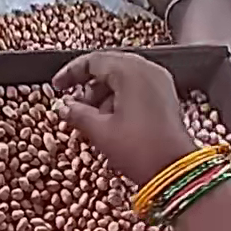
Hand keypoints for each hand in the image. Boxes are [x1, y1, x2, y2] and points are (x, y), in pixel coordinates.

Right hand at [51, 52, 198, 185]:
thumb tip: (63, 107)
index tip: (57, 87)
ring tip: (91, 120)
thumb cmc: (138, 149)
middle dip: (88, 87)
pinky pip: (137, 91)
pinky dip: (119, 101)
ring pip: (124, 80)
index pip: (94, 61)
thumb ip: (78, 115)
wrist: (173, 170)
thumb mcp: (101, 132)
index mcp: (130, 71)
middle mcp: (148, 70)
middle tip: (74, 107)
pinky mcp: (165, 99)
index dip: (71, 73)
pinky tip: (111, 122)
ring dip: (103, 96)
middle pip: (110, 68)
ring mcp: (160, 83)